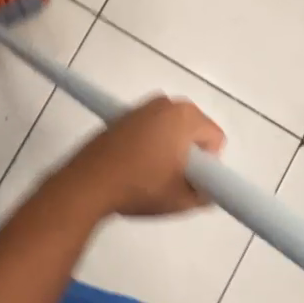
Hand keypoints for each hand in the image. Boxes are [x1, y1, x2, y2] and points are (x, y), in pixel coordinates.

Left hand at [55, 96, 225, 217]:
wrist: (88, 183)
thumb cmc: (140, 187)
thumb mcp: (182, 200)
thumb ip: (207, 195)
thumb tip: (207, 190)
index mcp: (185, 116)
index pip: (215, 140)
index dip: (207, 166)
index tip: (188, 182)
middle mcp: (165, 102)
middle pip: (193, 130)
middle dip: (188, 153)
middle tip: (172, 179)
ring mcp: (141, 106)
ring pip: (170, 130)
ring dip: (168, 148)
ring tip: (151, 175)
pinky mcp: (121, 115)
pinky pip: (149, 129)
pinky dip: (148, 143)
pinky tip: (135, 166)